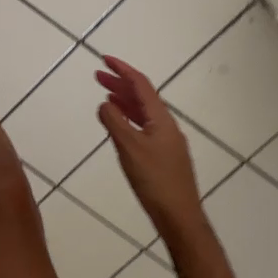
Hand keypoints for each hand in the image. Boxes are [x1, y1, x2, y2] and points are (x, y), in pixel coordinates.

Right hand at [97, 55, 204, 232]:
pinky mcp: (165, 157)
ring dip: (125, 101)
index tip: (104, 59)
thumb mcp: (128, 146)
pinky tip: (121, 126)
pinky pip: (145, 127)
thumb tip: (105, 104)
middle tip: (98, 76)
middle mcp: (167, 126)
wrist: (180, 218)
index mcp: (161, 119)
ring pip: (144, 113)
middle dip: (121, 84)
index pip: (141, 85)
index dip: (123, 69)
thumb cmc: (154, 179)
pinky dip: (130, 119)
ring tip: (106, 96)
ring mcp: (168, 142)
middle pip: (143, 97)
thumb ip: (113, 120)